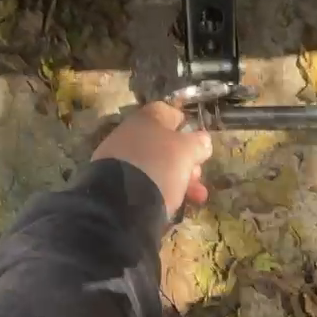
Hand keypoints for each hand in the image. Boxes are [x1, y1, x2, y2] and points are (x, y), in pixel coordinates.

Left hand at [94, 102, 211, 215]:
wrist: (120, 203)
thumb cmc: (159, 167)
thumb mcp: (186, 152)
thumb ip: (198, 144)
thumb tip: (203, 140)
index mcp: (146, 119)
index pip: (168, 112)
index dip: (185, 126)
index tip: (198, 143)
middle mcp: (129, 134)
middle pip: (163, 143)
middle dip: (186, 161)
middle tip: (198, 177)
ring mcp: (118, 159)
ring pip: (155, 166)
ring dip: (178, 179)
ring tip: (195, 198)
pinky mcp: (113, 183)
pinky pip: (142, 182)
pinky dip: (158, 190)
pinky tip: (171, 203)